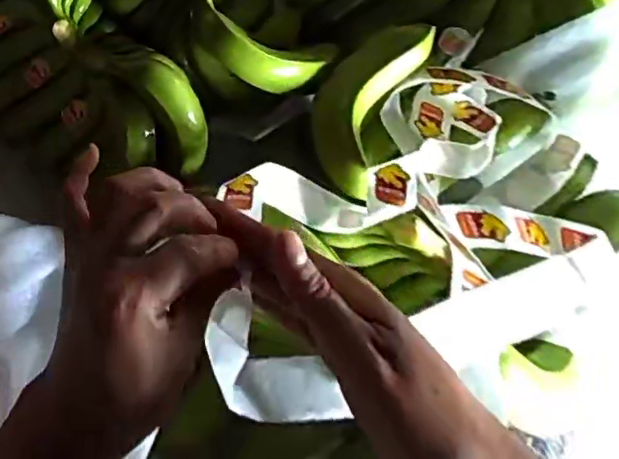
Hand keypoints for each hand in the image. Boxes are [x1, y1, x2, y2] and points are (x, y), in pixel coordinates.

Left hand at [0, 148, 241, 458]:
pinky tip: (93, 151)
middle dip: (194, 210)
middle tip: (215, 226)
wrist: (77, 410)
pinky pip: (70, 204)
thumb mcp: (182, 354)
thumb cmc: (134, 393)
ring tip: (179, 192)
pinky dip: (79, 175)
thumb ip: (205, 296)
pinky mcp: (73, 252)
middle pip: (154, 209)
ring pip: (118, 193)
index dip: (220, 249)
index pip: (187, 250)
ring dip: (152, 182)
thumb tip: (235, 260)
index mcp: (133, 293)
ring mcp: (85, 252)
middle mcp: (104, 261)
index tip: (238, 254)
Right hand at [206, 200, 532, 458]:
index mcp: (348, 292)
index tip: (208, 203)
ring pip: (290, 284)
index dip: (247, 226)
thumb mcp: (363, 359)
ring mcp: (348, 323)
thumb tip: (282, 236)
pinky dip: (273, 297)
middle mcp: (345, 298)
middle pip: (286, 261)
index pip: (286, 248)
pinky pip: (299, 312)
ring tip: (217, 247)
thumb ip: (320, 301)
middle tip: (199, 220)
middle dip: (245, 238)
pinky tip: (258, 294)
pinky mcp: (347, 349)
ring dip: (255, 264)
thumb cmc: (418, 415)